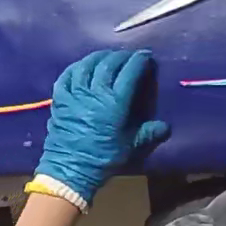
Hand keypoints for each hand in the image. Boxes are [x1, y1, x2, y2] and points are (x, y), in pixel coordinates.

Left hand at [35, 49, 169, 205]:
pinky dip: (78, 66)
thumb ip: (148, 133)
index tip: (146, 57)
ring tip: (108, 56)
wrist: (70, 169)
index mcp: (115, 102)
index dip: (139, 61)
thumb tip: (165, 127)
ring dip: (100, 57)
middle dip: (121, 56)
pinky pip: (68, 75)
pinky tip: (83, 65)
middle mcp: (95, 92)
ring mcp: (75, 93)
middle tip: (129, 56)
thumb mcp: (130, 146)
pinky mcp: (60, 98)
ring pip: (88, 65)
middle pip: (109, 64)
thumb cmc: (103, 158)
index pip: (129, 72)